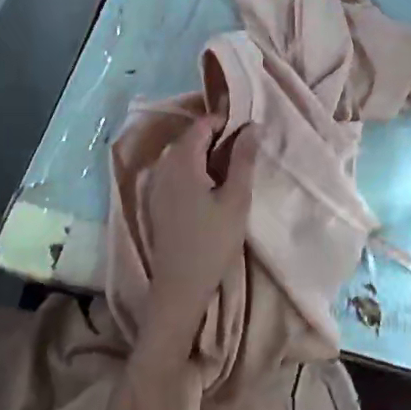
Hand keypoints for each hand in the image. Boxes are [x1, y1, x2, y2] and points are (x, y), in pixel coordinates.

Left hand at [138, 118, 256, 362]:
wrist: (180, 288)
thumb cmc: (212, 242)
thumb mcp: (236, 199)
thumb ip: (244, 159)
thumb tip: (253, 126)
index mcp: (181, 161)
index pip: (202, 125)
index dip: (226, 121)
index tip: (249, 130)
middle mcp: (163, 167)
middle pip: (191, 138)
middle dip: (218, 136)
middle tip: (246, 148)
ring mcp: (157, 185)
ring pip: (183, 155)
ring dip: (207, 153)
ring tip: (234, 166)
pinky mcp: (158, 202)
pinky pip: (177, 172)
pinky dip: (196, 169)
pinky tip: (214, 186)